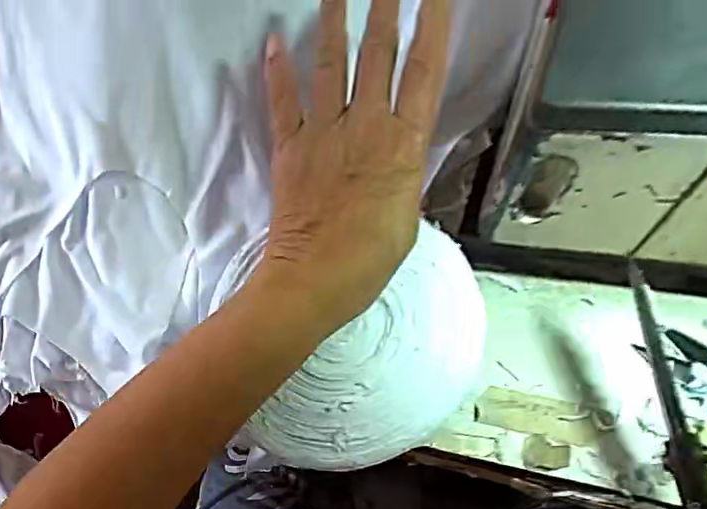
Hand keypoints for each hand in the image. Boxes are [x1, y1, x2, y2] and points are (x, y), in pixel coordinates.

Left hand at [258, 0, 452, 338]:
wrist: (312, 281)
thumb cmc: (365, 263)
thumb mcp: (406, 222)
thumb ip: (403, 183)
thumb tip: (399, 169)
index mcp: (404, 144)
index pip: (425, 67)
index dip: (433, 21)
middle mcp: (366, 126)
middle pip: (379, 51)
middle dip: (387, 4)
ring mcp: (324, 135)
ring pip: (331, 63)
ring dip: (335, 18)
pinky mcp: (289, 151)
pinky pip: (283, 102)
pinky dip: (277, 71)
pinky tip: (272, 42)